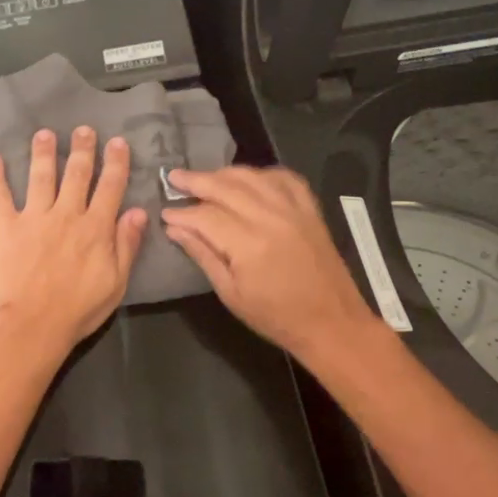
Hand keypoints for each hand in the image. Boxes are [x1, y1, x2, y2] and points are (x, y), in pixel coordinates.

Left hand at [0, 127, 148, 350]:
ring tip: (44, 134)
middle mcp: (66, 215)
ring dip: (43, 153)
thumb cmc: (79, 309)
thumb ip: (127, 244)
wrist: (35, 324)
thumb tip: (138, 211)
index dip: (115, 163)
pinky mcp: (6, 227)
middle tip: (83, 129)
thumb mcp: (116, 282)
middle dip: (81, 149)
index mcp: (95, 228)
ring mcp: (34, 218)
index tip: (117, 142)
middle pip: (76, 174)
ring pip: (40, 177)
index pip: (110, 187)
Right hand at [161, 166, 380, 358]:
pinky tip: (249, 180)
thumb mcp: (230, 293)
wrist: (332, 323)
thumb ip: (202, 255)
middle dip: (196, 181)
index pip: (205, 216)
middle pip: (226, 187)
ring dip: (224, 173)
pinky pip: (285, 179)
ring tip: (204, 177)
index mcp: (248, 244)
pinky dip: (263, 174)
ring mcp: (293, 211)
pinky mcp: (310, 211)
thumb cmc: (275, 316)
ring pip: (252, 177)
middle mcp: (271, 218)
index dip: (181, 213)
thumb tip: (174, 229)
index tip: (164, 213)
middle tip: (173, 178)